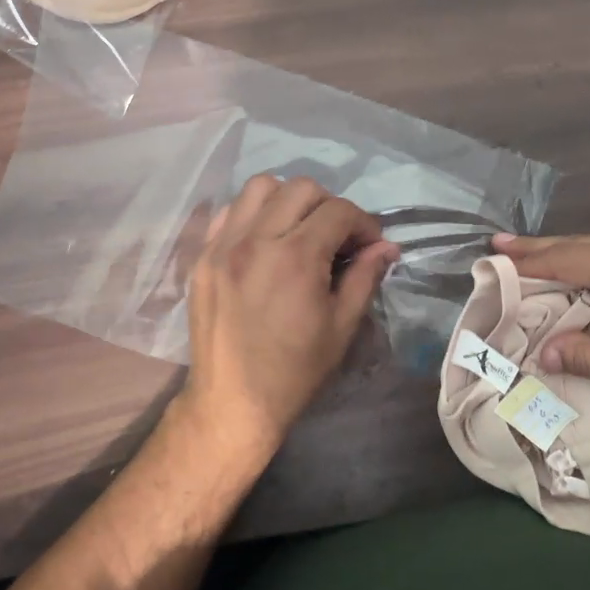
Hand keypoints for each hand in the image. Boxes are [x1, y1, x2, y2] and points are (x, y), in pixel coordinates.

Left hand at [183, 176, 399, 452]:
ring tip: (299, 231)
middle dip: (329, 206)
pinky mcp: (203, 257)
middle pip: (301, 188)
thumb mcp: (342, 326)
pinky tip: (265, 242)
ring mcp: (223, 245)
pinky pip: (229, 212)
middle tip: (337, 238)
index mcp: (296, 258)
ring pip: (260, 188)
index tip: (370, 246)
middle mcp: (256, 240)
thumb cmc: (295, 371)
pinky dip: (253, 214)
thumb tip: (387, 247)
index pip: (339, 211)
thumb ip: (365, 277)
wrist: (233, 402)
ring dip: (288, 200)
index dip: (363, 224)